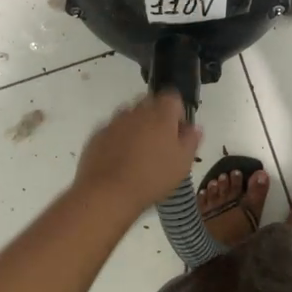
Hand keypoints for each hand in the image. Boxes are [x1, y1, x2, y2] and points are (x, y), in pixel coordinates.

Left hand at [73, 91, 203, 211]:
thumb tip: (194, 128)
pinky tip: (120, 160)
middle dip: (156, 118)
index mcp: (161, 114)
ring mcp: (114, 122)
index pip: (173, 97)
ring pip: (129, 116)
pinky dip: (118, 138)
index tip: (178, 132)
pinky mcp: (97, 135)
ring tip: (138, 153)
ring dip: (136, 127)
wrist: (108, 193)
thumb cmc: (152, 178)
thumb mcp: (183, 163)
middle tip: (160, 143)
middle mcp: (137, 111)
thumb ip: (191, 140)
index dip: (177, 112)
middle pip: (150, 104)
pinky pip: (112, 130)